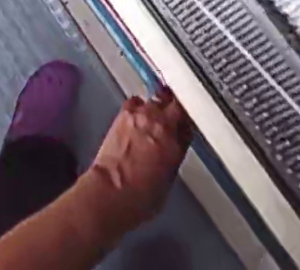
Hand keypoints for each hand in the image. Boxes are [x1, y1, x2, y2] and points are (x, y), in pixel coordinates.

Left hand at [84, 88, 191, 231]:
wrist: (111, 192)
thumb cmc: (139, 198)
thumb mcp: (167, 182)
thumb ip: (173, 158)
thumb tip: (172, 151)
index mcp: (177, 146)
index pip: (188, 127)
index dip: (185, 128)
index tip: (182, 131)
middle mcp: (164, 126)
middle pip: (176, 106)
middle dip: (175, 112)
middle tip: (170, 120)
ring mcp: (145, 116)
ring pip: (157, 101)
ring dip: (156, 109)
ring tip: (151, 119)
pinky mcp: (126, 112)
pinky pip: (136, 101)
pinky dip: (137, 107)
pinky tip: (134, 116)